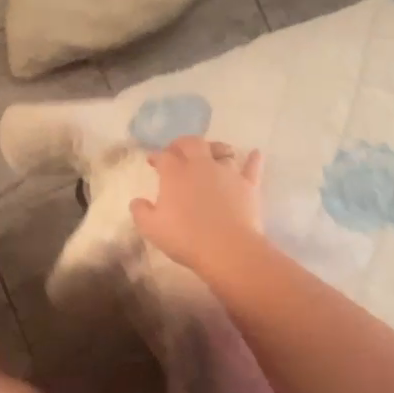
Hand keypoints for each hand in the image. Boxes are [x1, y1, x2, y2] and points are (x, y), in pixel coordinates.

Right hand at [130, 137, 264, 271]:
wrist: (227, 248)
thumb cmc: (185, 238)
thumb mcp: (151, 228)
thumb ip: (140, 211)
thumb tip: (137, 201)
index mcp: (175, 174)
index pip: (163, 156)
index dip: (157, 156)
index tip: (153, 161)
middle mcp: (201, 166)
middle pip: (192, 143)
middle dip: (182, 143)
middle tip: (177, 150)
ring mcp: (227, 173)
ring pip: (222, 150)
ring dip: (214, 148)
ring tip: (211, 151)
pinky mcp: (248, 185)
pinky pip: (252, 167)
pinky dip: (253, 159)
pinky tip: (256, 153)